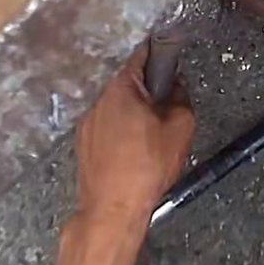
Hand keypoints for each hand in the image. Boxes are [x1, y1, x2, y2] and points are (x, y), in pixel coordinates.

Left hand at [74, 46, 196, 230]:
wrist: (112, 210)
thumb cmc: (146, 167)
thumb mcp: (180, 128)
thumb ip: (181, 98)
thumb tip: (175, 88)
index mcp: (120, 88)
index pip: (141, 56)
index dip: (159, 54)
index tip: (171, 57)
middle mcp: (98, 98)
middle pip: (127, 81)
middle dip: (148, 88)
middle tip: (166, 104)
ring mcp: (86, 120)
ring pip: (115, 103)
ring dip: (132, 109)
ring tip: (149, 132)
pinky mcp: (82, 141)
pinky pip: (105, 123)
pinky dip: (119, 127)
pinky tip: (132, 147)